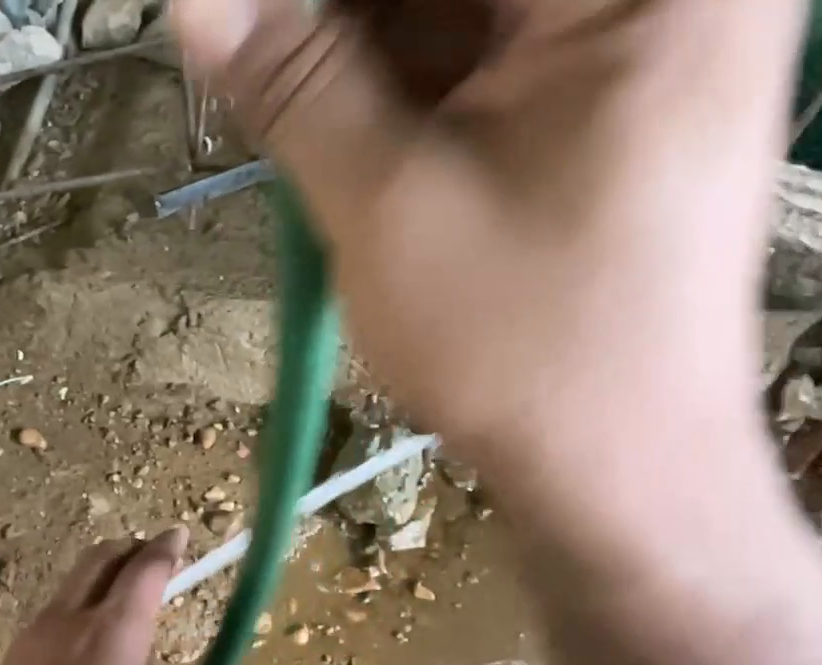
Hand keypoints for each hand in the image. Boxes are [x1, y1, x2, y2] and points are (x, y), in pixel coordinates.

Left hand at [0, 528, 262, 664]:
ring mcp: (33, 636)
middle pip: (99, 561)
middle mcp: (68, 621)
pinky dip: (79, 600)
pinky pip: (52, 611)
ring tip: (127, 591)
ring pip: (71, 583)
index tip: (180, 535)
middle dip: (130, 548)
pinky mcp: (12, 657)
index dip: (165, 549)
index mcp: (111, 636)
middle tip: (156, 555)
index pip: (143, 572)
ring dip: (101, 572)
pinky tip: (89, 636)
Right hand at [172, 0, 805, 473]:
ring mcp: (626, 38)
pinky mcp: (589, 95)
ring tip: (267, 89)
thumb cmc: (518, 339)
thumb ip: (291, 84)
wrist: (611, 463)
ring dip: (349, 46)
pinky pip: (471, 53)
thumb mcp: (386, 203)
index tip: (235, 22)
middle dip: (333, 17)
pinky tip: (321, 112)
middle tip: (241, 50)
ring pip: (454, 9)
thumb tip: (194, 1)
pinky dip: (387, 79)